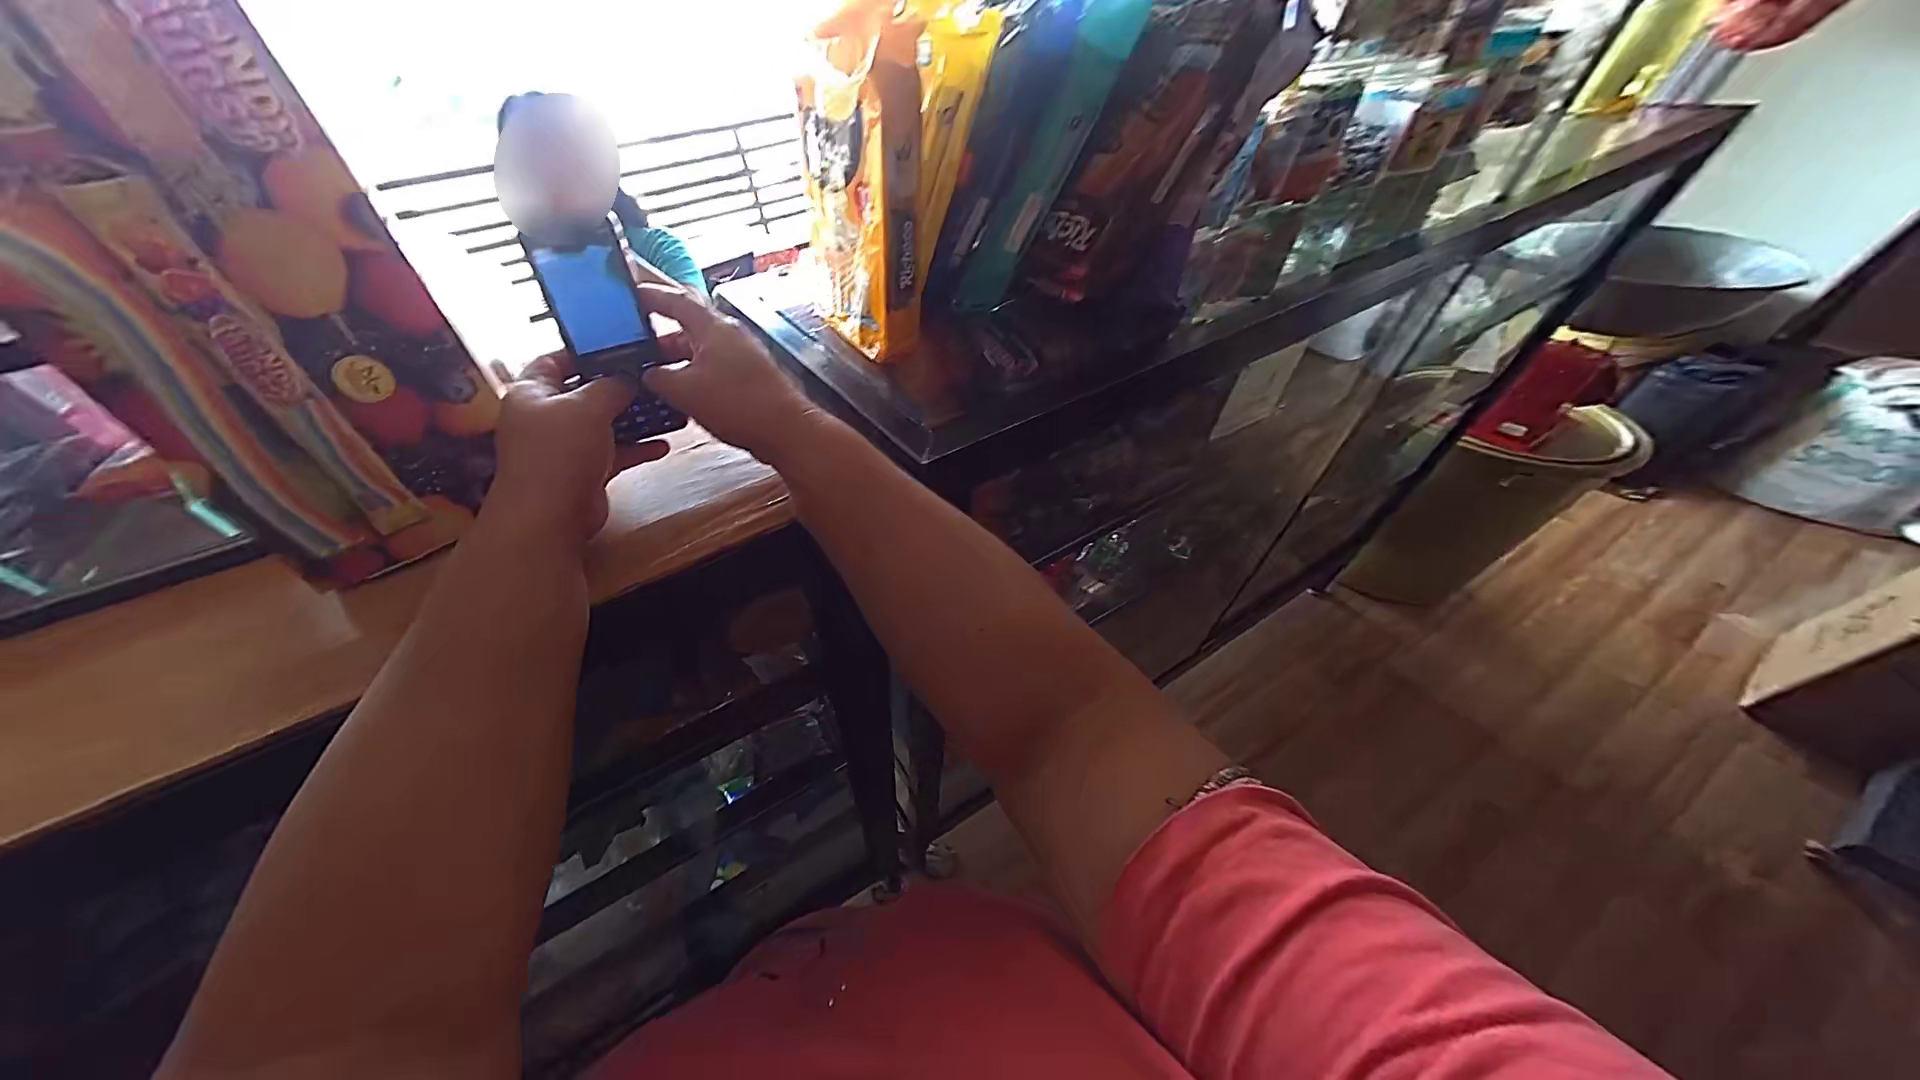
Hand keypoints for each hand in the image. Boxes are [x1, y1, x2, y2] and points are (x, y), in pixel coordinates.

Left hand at [486, 353, 669, 544]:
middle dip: (617, 386)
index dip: (583, 351)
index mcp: (532, 393)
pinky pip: (616, 452)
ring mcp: (566, 446)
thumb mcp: (588, 406)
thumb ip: (611, 386)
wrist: (552, 514)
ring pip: (604, 424)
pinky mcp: (586, 470)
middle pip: (585, 393)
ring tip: (664, 408)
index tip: (618, 347)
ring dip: (633, 418)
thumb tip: (627, 379)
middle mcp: (546, 417)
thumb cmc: (560, 451)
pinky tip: (663, 444)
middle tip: (650, 377)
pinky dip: (637, 447)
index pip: (553, 360)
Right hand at [636, 283, 823, 462]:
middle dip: (661, 339)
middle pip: (690, 328)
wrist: (786, 431)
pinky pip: (717, 371)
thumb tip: (648, 375)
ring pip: (703, 352)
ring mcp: (745, 358)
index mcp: (714, 327)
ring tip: (656, 378)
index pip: (676, 300)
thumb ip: (657, 377)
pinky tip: (685, 397)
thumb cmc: (741, 405)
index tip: (632, 297)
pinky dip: (697, 378)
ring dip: (679, 362)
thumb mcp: (684, 390)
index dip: (651, 297)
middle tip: (637, 349)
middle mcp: (732, 337)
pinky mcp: (752, 380)